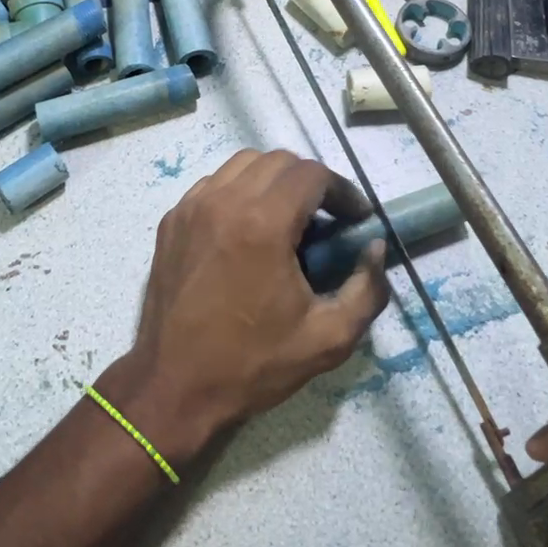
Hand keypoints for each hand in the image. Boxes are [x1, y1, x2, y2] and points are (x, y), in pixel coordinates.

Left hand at [123, 149, 389, 443]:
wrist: (173, 385)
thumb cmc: (253, 364)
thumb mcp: (328, 339)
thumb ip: (367, 289)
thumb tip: (374, 248)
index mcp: (263, 223)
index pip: (312, 174)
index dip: (342, 191)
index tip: (356, 220)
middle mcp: (224, 201)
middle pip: (278, 161)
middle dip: (311, 183)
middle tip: (327, 221)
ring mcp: (192, 207)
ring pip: (243, 164)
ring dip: (274, 181)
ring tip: (288, 220)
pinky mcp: (172, 220)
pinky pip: (214, 184)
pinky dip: (239, 192)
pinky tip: (248, 230)